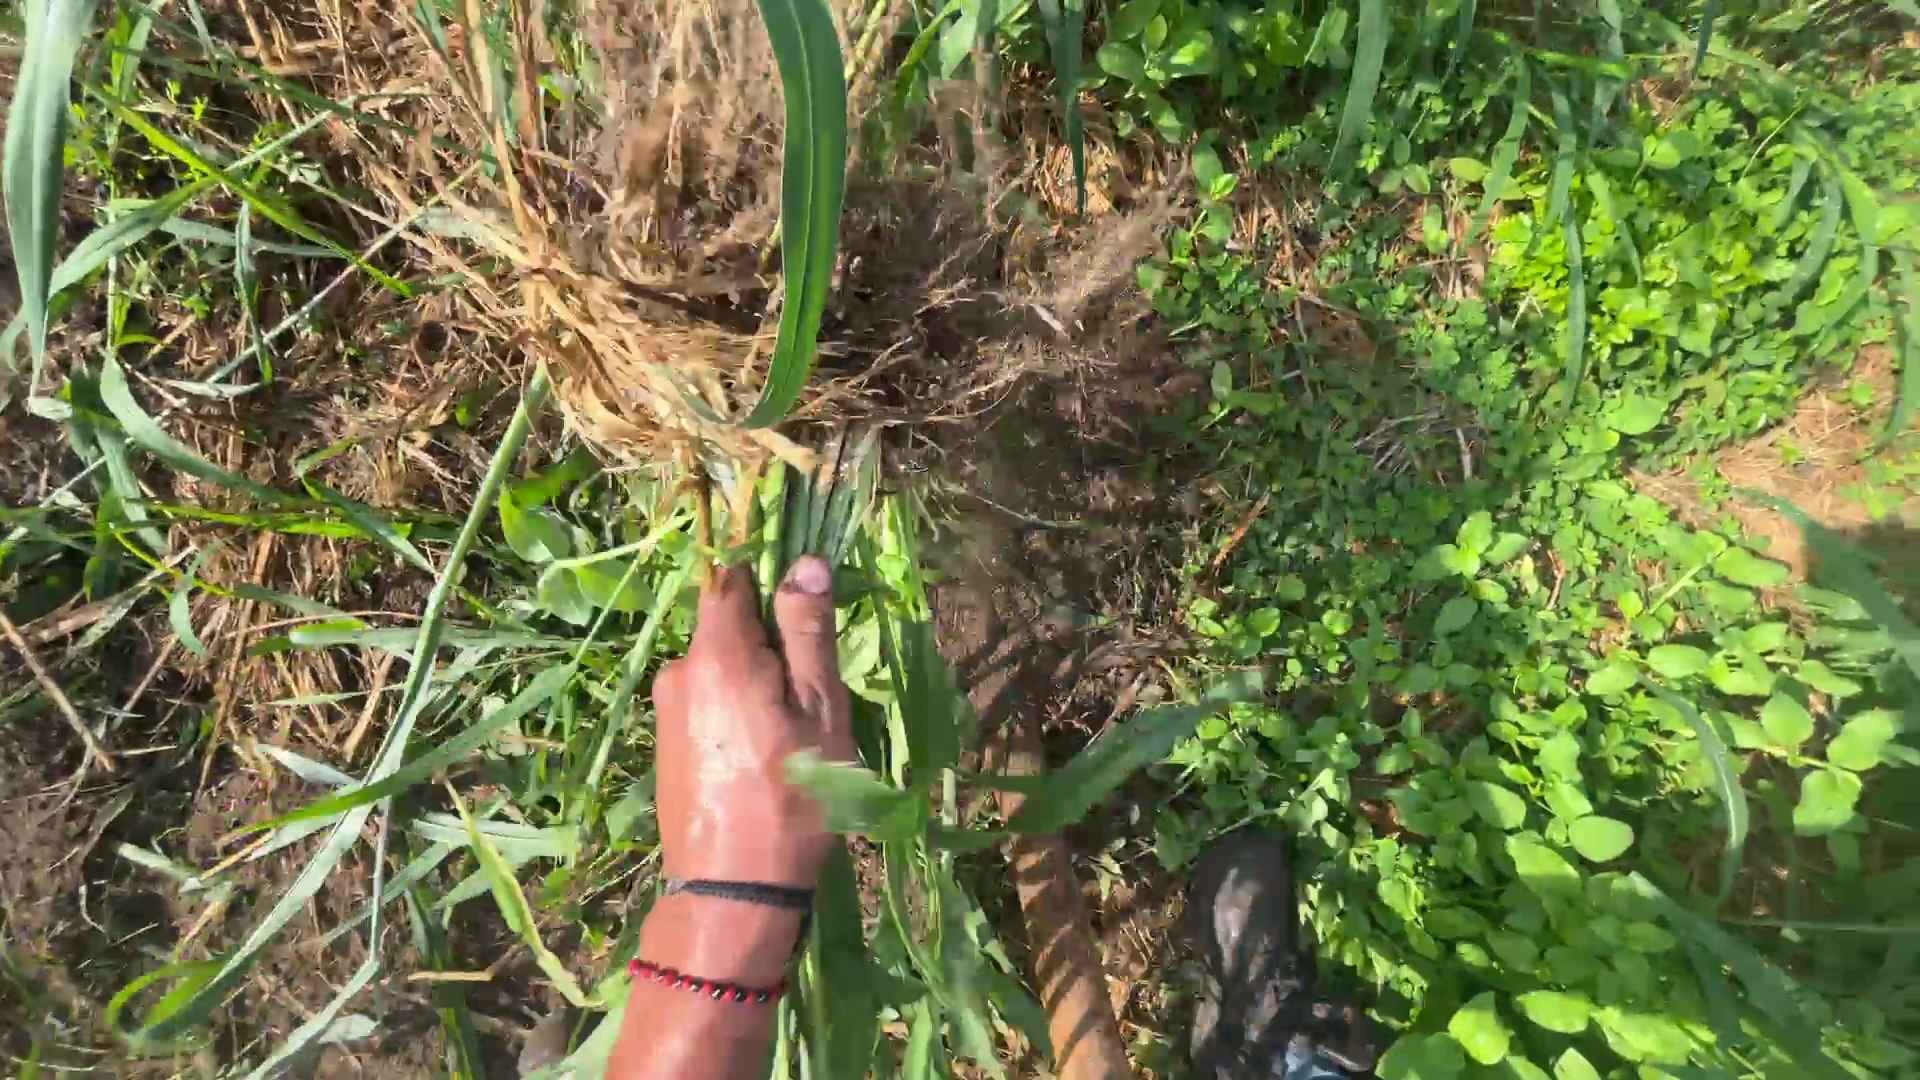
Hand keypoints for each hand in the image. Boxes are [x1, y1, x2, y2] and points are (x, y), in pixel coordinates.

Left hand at [651, 555, 854, 888]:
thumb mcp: (820, 707)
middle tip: (810, 694)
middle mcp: (678, 670)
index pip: (733, 576)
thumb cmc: (794, 794)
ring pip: (721, 662)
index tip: (805, 616)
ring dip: (756, 677)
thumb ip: (808, 629)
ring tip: (790, 731)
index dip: (770, 581)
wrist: (733, 892)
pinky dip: (736, 705)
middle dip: (771, 641)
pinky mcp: (664, 739)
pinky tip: (760, 752)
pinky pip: (706, 696)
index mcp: (717, 653)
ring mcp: (665, 708)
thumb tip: (806, 560)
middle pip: (729, 622)